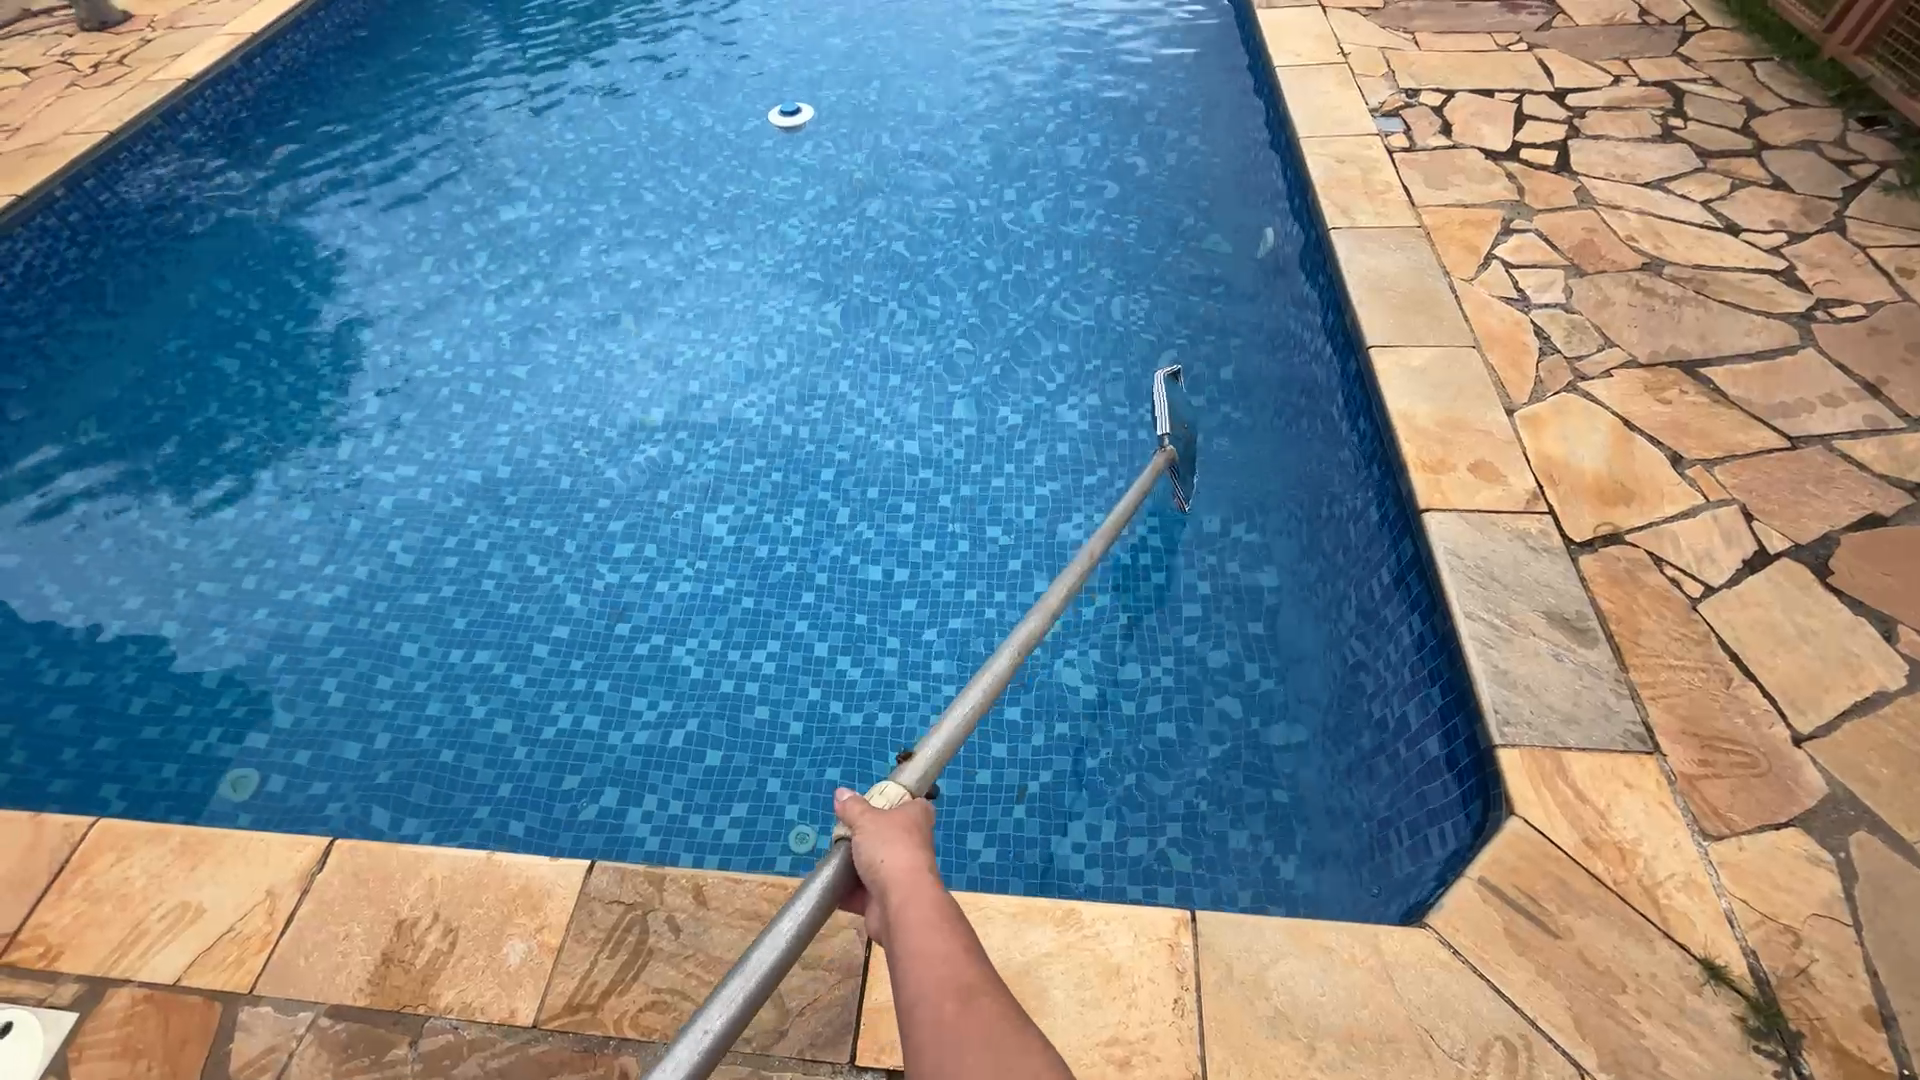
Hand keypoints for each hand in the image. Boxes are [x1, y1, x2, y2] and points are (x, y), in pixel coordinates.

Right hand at [833, 786, 940, 946]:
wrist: (900, 903)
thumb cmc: (889, 849)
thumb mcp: (866, 819)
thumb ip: (853, 807)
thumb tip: (841, 792)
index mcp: (917, 817)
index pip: (913, 802)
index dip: (896, 800)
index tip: (874, 801)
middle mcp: (914, 843)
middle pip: (889, 834)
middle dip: (867, 836)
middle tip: (843, 831)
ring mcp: (902, 873)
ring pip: (876, 865)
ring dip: (855, 866)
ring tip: (832, 858)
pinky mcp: (888, 899)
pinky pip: (864, 893)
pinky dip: (848, 893)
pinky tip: (830, 886)